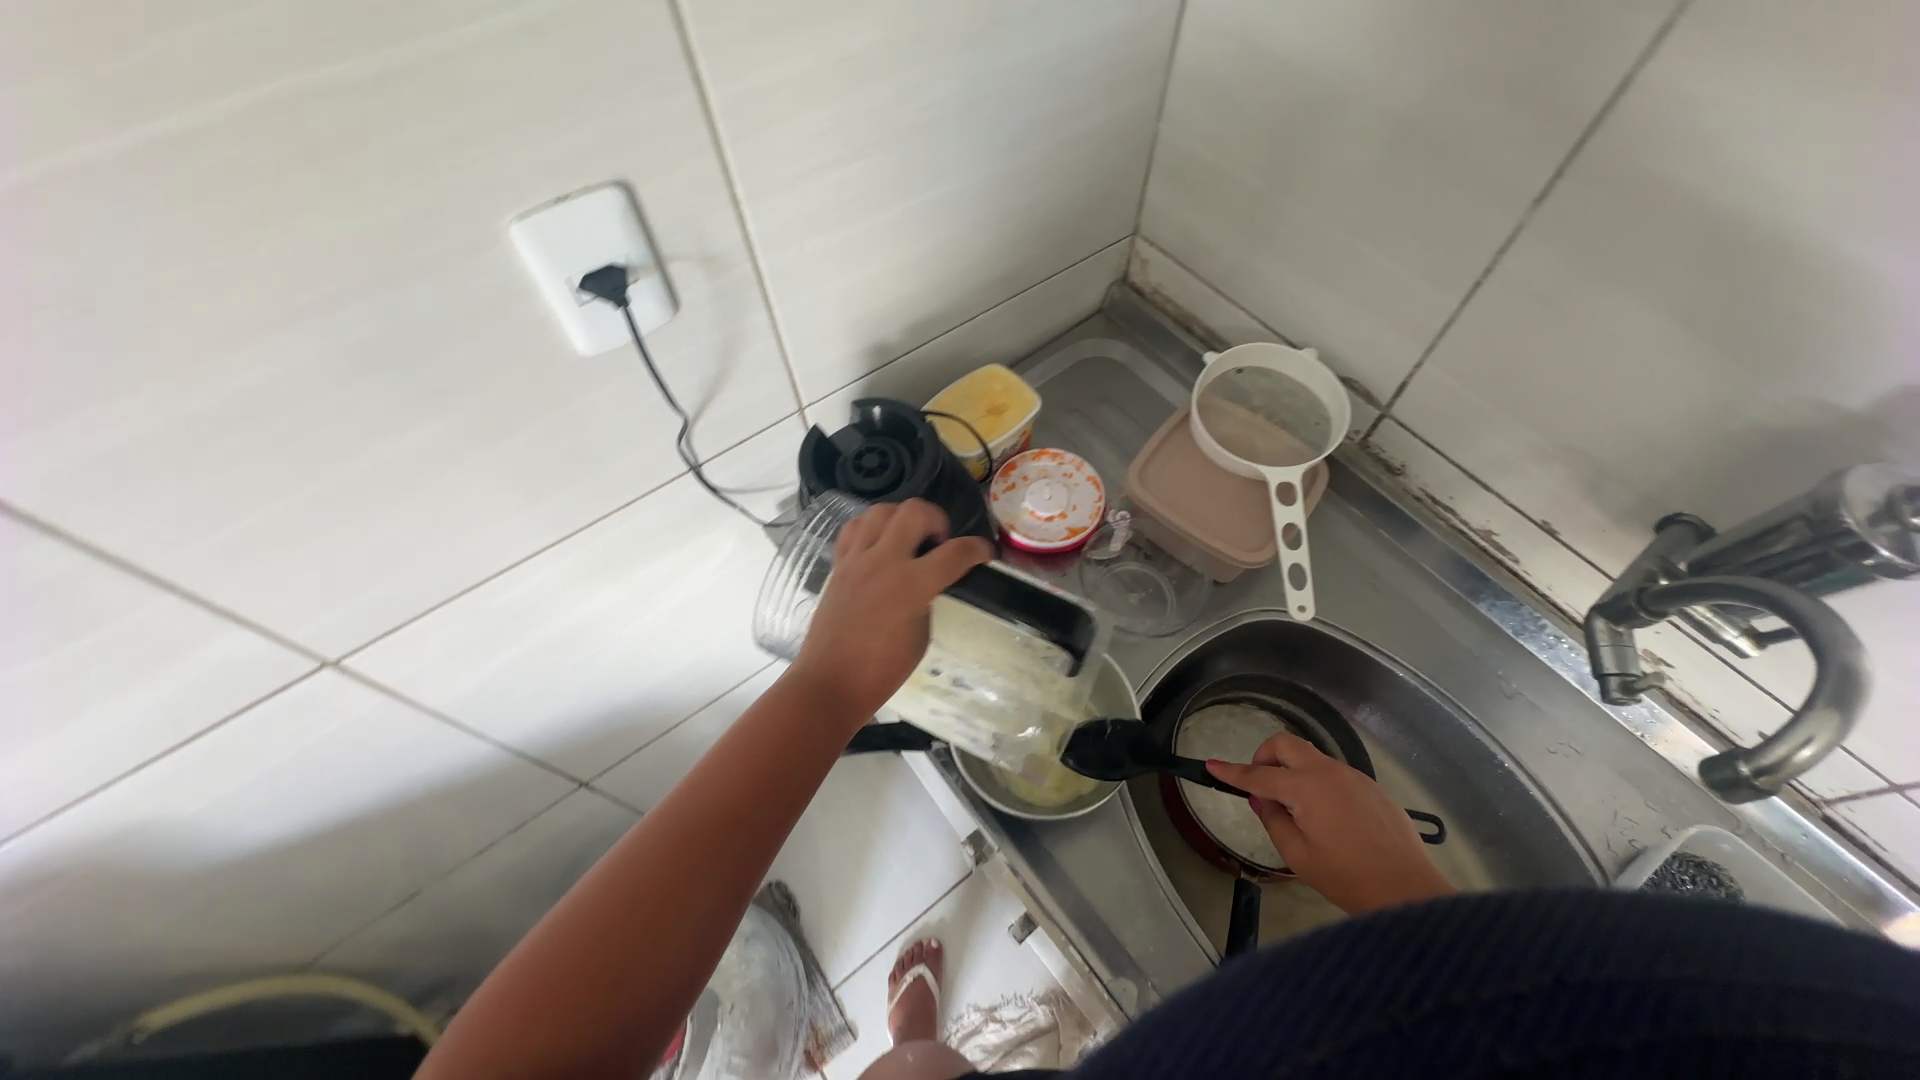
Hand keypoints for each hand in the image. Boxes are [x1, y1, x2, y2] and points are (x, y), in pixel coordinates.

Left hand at [786, 499, 993, 727]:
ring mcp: (856, 560)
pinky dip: (871, 527)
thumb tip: (929, 582)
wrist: (830, 682)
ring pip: (881, 510)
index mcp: (911, 586)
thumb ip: (928, 599)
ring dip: (902, 518)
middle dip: (937, 519)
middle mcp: (883, 562)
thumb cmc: (881, 671)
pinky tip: (880, 543)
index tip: (984, 553)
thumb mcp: (921, 636)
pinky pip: (854, 528)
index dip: (977, 549)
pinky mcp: (838, 565)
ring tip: (909, 539)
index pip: (955, 553)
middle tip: (939, 542)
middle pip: (915, 511)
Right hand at [1207, 733, 1452, 914]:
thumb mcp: (1297, 855)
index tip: (1211, 765)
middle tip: (1260, 783)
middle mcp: (1329, 772)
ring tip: (1296, 810)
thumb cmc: (1347, 878)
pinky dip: (1318, 784)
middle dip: (1264, 755)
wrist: (1410, 892)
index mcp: (1306, 788)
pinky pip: (1335, 775)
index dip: (1231, 771)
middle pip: (1286, 744)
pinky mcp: (1373, 788)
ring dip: (1293, 771)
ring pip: (1312, 758)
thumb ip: (1273, 820)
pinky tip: (1328, 819)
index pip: (1257, 775)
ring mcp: (1354, 777)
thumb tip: (1263, 798)